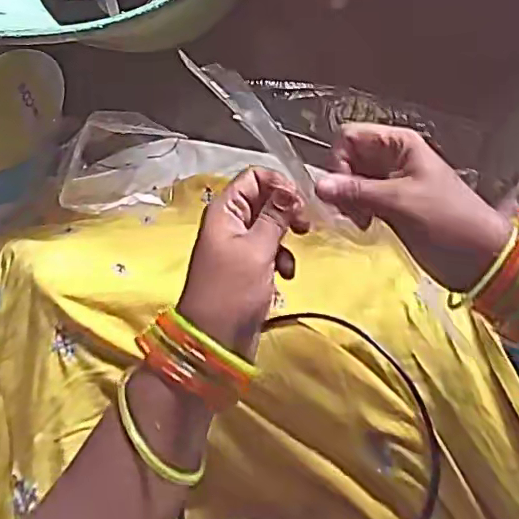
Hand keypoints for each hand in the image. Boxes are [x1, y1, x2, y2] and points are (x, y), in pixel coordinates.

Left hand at [176, 167, 309, 359]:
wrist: (215, 342)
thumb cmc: (231, 291)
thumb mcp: (257, 249)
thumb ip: (275, 216)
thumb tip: (290, 189)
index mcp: (224, 209)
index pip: (254, 176)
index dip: (279, 184)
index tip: (298, 203)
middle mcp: (229, 221)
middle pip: (263, 198)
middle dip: (286, 210)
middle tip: (303, 226)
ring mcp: (237, 244)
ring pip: (269, 225)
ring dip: (285, 237)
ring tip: (290, 258)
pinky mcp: (247, 266)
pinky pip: (269, 249)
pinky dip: (281, 258)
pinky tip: (285, 275)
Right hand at [316, 123, 514, 292]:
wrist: (483, 260)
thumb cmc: (449, 221)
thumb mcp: (402, 202)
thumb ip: (358, 191)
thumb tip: (319, 185)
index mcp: (400, 144)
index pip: (350, 137)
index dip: (340, 159)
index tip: (343, 188)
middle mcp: (392, 157)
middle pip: (347, 158)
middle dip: (342, 182)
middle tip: (351, 209)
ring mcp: (391, 181)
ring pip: (351, 179)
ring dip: (348, 199)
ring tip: (361, 220)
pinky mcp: (390, 204)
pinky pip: (360, 198)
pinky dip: (356, 209)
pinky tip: (365, 224)